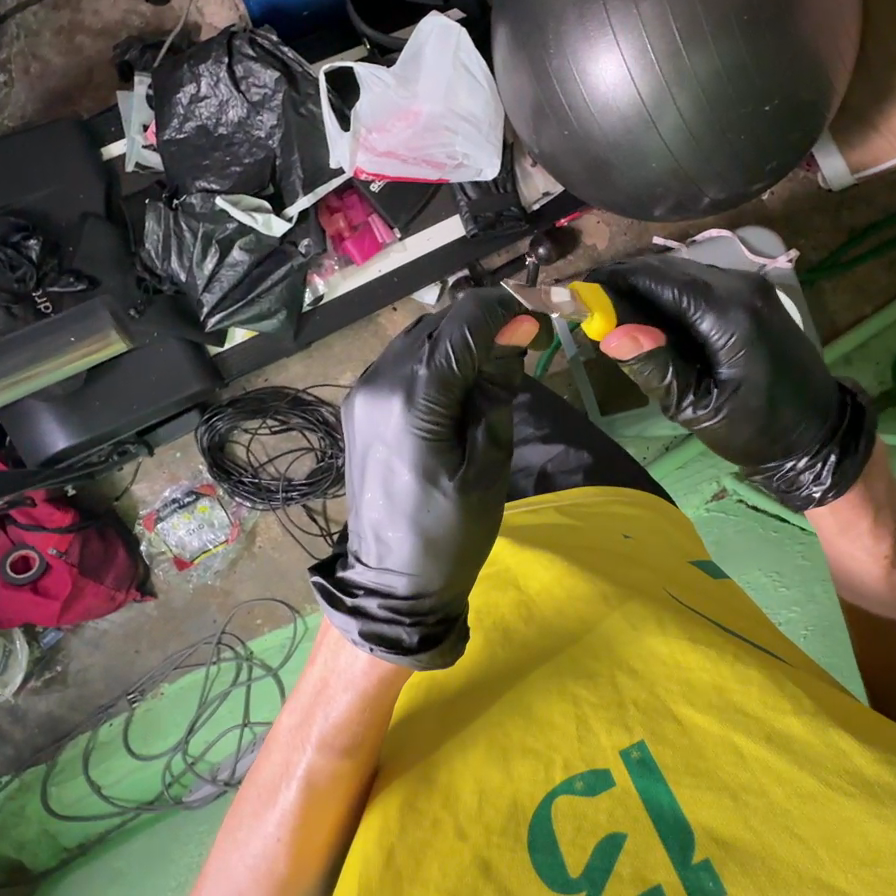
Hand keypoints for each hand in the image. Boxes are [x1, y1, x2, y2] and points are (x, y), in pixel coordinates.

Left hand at [307, 289, 536, 669]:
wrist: (392, 582)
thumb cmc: (452, 532)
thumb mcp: (490, 463)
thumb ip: (497, 387)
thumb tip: (515, 330)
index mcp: (413, 399)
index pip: (463, 323)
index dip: (504, 312)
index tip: (536, 324)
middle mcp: (378, 382)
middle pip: (438, 323)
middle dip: (482, 324)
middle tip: (520, 347)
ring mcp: (362, 392)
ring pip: (418, 337)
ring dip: (457, 339)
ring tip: (491, 370)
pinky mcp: (358, 405)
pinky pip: (401, 361)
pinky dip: (434, 359)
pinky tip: (455, 386)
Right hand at [587, 256, 875, 510]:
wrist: (817, 434)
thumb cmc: (756, 429)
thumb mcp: (698, 407)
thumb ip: (654, 366)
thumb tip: (608, 333)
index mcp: (727, 312)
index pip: (654, 279)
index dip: (611, 282)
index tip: (575, 294)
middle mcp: (739, 285)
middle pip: (665, 270)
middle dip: (622, 283)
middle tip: (587, 307)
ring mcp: (748, 286)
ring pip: (680, 274)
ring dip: (643, 288)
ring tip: (610, 314)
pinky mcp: (751, 295)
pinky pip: (697, 285)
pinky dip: (666, 296)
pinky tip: (648, 319)